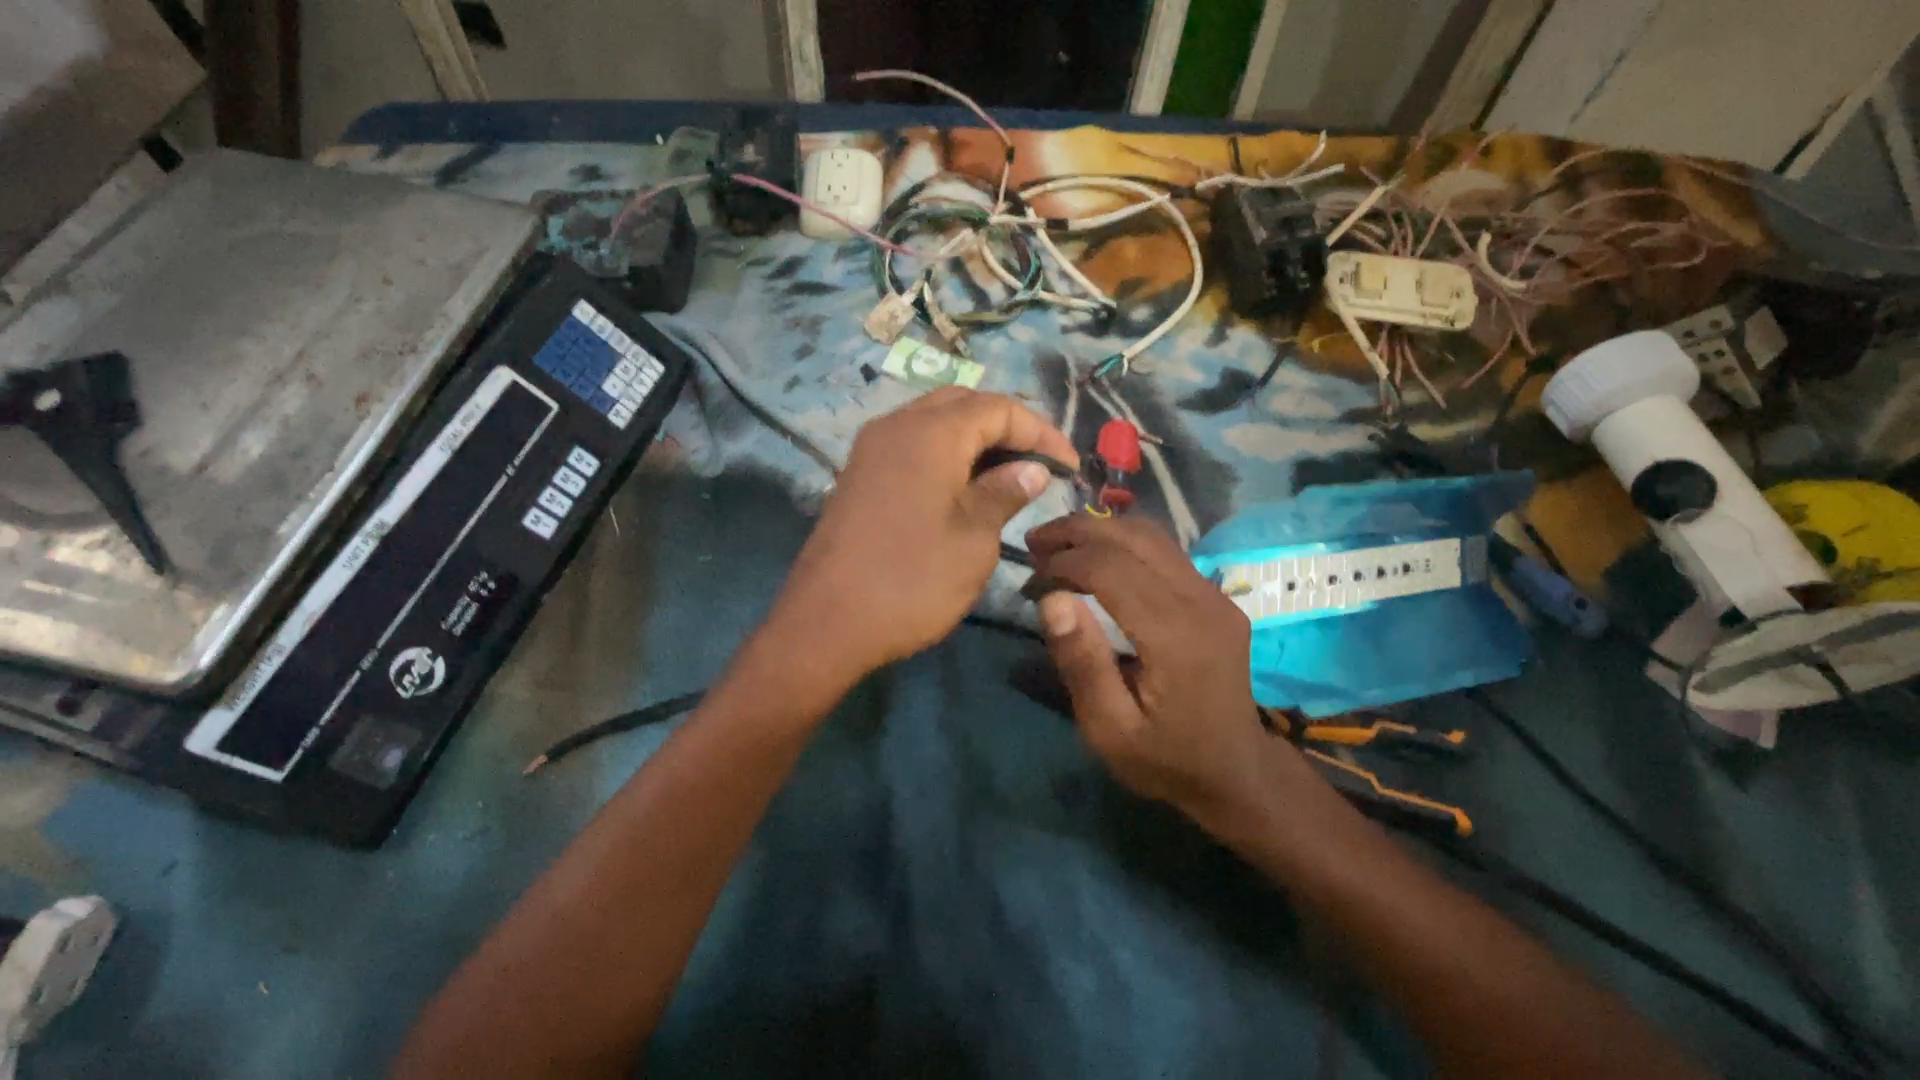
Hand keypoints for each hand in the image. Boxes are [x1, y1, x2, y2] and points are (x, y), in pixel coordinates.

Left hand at [769, 387, 1077, 684]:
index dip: (1040, 432)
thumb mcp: (974, 539)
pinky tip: (965, 491)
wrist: (827, 623)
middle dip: (1007, 428)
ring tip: (1009, 479)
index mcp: (930, 433)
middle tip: (1039, 467)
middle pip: (963, 404)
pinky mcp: (858, 476)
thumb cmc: (912, 581)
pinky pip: (911, 446)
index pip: (998, 408)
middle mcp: (896, 426)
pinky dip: (945, 456)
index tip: (1070, 467)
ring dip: (975, 440)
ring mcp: (871, 450)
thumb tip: (1031, 469)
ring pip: (933, 423)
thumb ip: (1005, 493)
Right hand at [1027, 515, 1300, 835]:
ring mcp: (1216, 596)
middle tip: (1034, 542)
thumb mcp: (1110, 730)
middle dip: (1077, 531)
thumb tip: (1051, 599)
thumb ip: (1082, 664)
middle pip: (1133, 537)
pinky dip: (1125, 544)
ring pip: (1153, 536)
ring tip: (1058, 544)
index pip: (1110, 568)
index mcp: (1176, 635)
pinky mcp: (1218, 598)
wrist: (1236, 774)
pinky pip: (1167, 553)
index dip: (1063, 562)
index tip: (1029, 578)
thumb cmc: (1166, 759)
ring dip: (1101, 531)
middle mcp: (1202, 602)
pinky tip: (1096, 558)